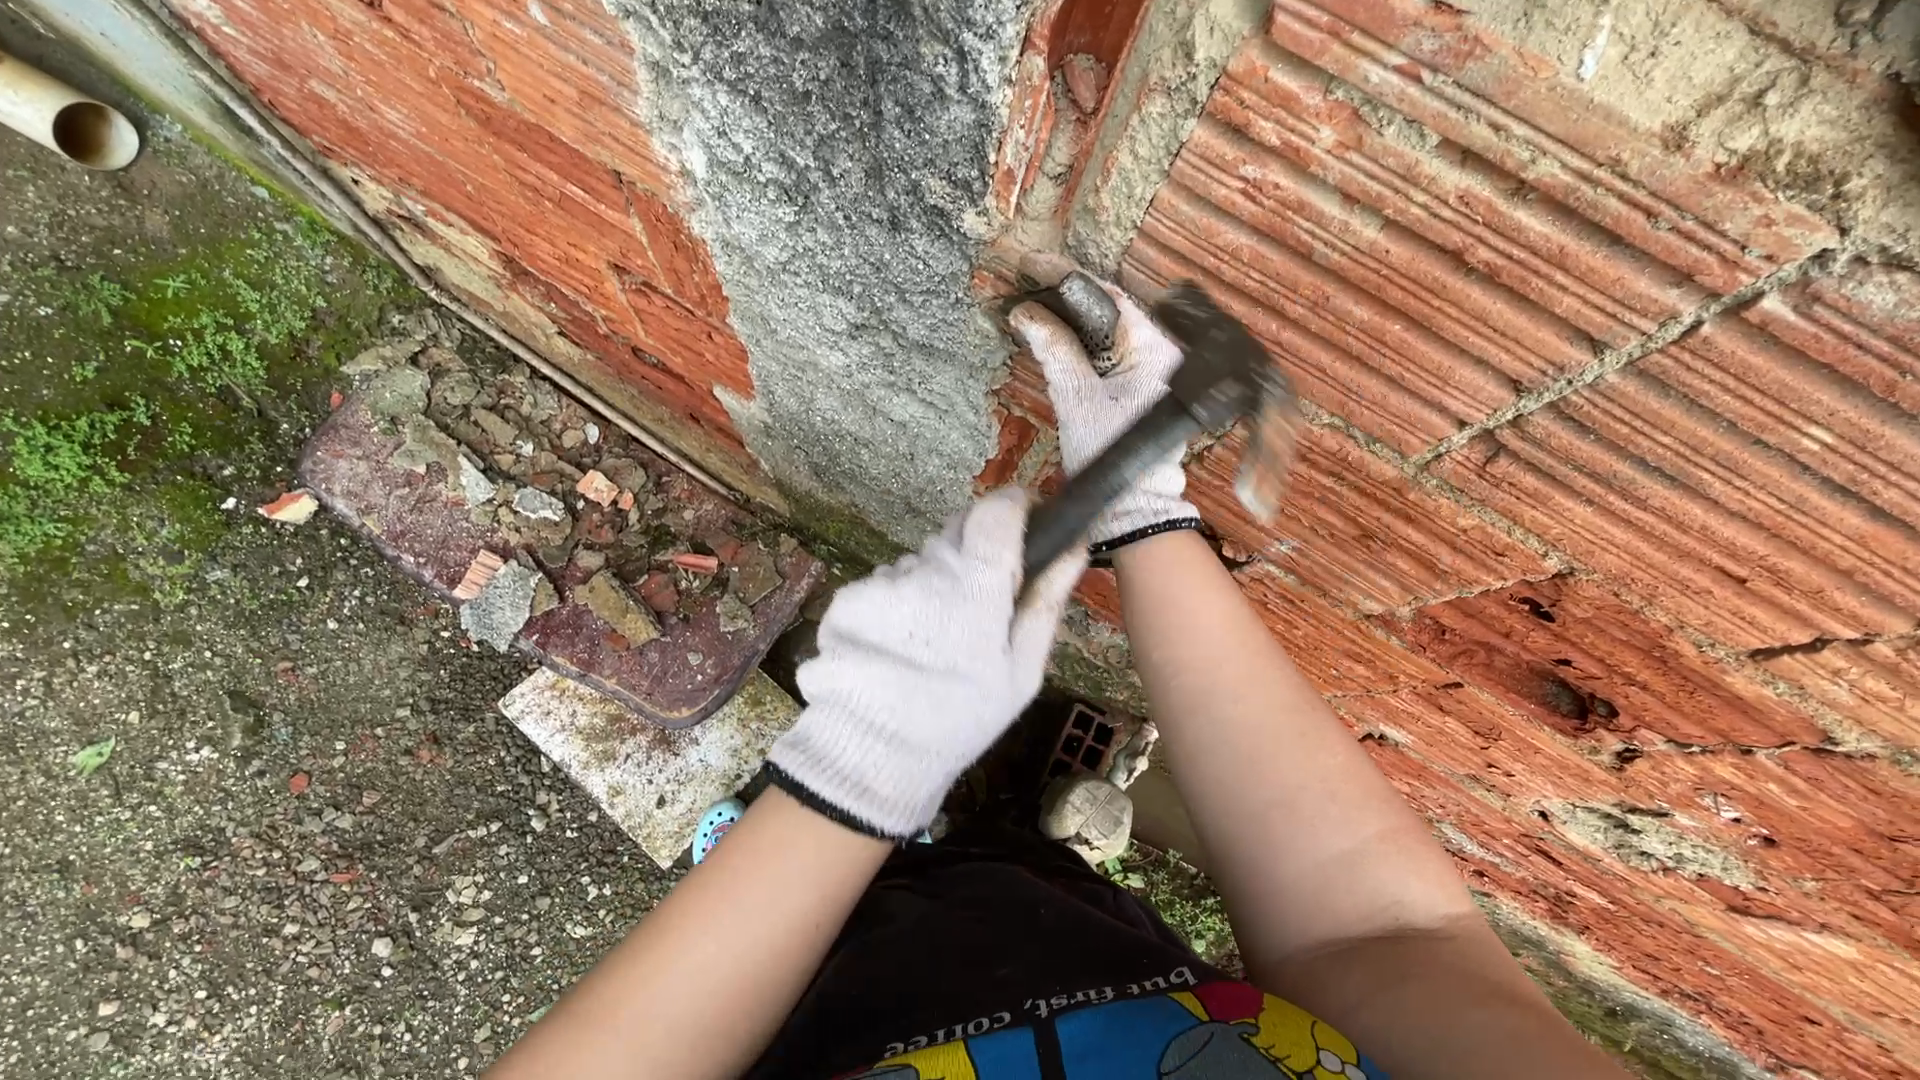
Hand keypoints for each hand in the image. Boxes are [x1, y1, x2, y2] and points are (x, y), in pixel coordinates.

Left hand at [766, 488, 1086, 837]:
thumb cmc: (963, 715)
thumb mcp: (1021, 672)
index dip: (1013, 506)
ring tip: (933, 640)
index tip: (1023, 520)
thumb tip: (1075, 545)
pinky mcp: (850, 595)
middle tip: (979, 607)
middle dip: (975, 554)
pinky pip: (887, 583)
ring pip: (921, 561)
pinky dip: (899, 603)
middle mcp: (926, 570)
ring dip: (934, 582)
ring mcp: (883, 581)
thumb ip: (1045, 603)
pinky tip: (900, 645)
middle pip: (957, 533)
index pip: (995, 512)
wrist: (874, 752)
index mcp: (975, 588)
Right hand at [1008, 274, 1200, 547]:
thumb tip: (1027, 313)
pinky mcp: (1134, 381)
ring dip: (1067, 311)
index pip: (1109, 297)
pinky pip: (1103, 347)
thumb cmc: (1109, 455)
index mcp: (1156, 349)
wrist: (1128, 503)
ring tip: (1030, 295)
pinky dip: (1075, 336)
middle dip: (1064, 291)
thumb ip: (1055, 351)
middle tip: (1025, 274)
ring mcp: (1148, 367)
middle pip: (1107, 306)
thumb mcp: (1076, 399)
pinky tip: (1049, 326)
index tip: (1032, 263)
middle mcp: (1158, 351)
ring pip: (1103, 325)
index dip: (1067, 277)